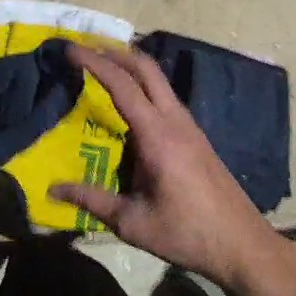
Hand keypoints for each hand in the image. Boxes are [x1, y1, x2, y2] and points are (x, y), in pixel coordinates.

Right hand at [49, 45, 284, 284]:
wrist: (242, 245)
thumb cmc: (187, 233)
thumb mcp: (133, 222)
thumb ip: (92, 201)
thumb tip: (52, 189)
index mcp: (158, 136)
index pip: (122, 85)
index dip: (95, 63)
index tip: (70, 50)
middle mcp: (175, 121)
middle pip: (146, 68)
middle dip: (115, 52)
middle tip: (85, 50)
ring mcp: (189, 126)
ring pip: (158, 80)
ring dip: (130, 67)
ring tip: (101, 70)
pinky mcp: (196, 136)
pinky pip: (165, 97)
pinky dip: (143, 86)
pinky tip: (128, 104)